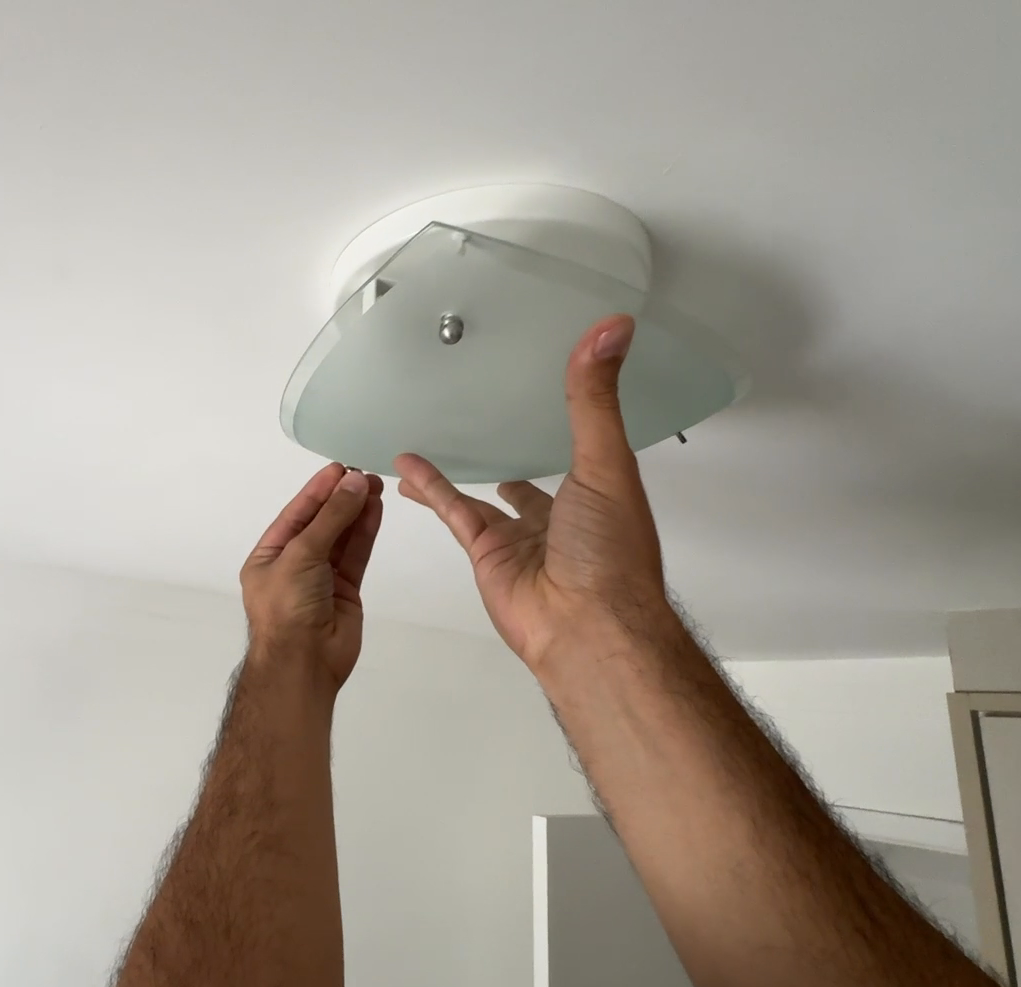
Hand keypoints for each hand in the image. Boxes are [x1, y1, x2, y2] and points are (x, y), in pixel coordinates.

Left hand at [240, 463, 383, 686]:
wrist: (303, 663)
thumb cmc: (288, 606)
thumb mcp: (302, 554)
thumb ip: (331, 518)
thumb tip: (354, 483)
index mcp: (268, 556)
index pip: (296, 515)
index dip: (318, 491)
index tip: (340, 468)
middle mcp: (293, 564)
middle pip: (320, 524)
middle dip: (340, 499)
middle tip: (365, 474)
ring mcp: (320, 578)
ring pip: (341, 538)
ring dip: (356, 512)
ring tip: (375, 486)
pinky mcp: (345, 590)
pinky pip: (355, 556)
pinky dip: (365, 533)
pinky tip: (376, 511)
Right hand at [394, 314, 672, 669]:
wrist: (585, 626)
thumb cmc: (609, 551)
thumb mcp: (605, 463)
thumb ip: (595, 400)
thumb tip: (613, 326)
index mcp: (597, 494)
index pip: (577, 449)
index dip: (561, 424)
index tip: (543, 393)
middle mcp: (558, 516)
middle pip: (525, 479)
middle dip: (506, 457)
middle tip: (482, 424)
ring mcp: (518, 537)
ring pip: (480, 497)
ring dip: (458, 472)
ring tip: (434, 442)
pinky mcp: (483, 552)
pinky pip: (453, 511)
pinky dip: (429, 487)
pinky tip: (407, 465)